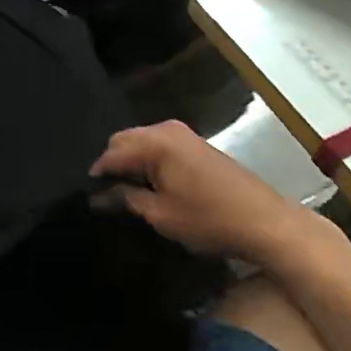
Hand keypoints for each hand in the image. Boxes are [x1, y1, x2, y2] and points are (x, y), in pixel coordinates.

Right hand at [91, 120, 331, 268]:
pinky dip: (149, 161)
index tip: (87, 196)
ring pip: (143, 142)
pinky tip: (149, 185)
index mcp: (156, 142)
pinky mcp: (196, 144)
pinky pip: (160, 146)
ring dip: (131, 163)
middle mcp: (168, 129)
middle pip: (125, 140)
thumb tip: (99, 195)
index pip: (112, 152)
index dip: (97, 173)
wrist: (264, 221)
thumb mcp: (161, 215)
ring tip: (125, 193)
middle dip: (113, 164)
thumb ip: (126, 199)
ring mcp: (184, 134)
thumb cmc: (209, 219)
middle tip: (105, 196)